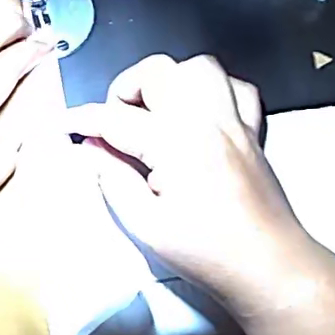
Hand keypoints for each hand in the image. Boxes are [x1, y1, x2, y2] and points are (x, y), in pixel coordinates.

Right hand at [63, 54, 334, 316]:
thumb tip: (93, 150)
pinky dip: (209, 92)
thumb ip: (113, 181)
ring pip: (199, 68)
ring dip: (168, 81)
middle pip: (158, 72)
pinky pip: (234, 89)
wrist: (270, 266)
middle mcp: (207, 120)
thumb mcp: (145, 226)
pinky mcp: (251, 133)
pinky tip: (195, 117)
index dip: (83, 120)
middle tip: (113, 123)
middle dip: (125, 89)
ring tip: (153, 112)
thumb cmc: (209, 253)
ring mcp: (234, 122)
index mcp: (177, 143)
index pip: (116, 119)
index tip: (65, 123)